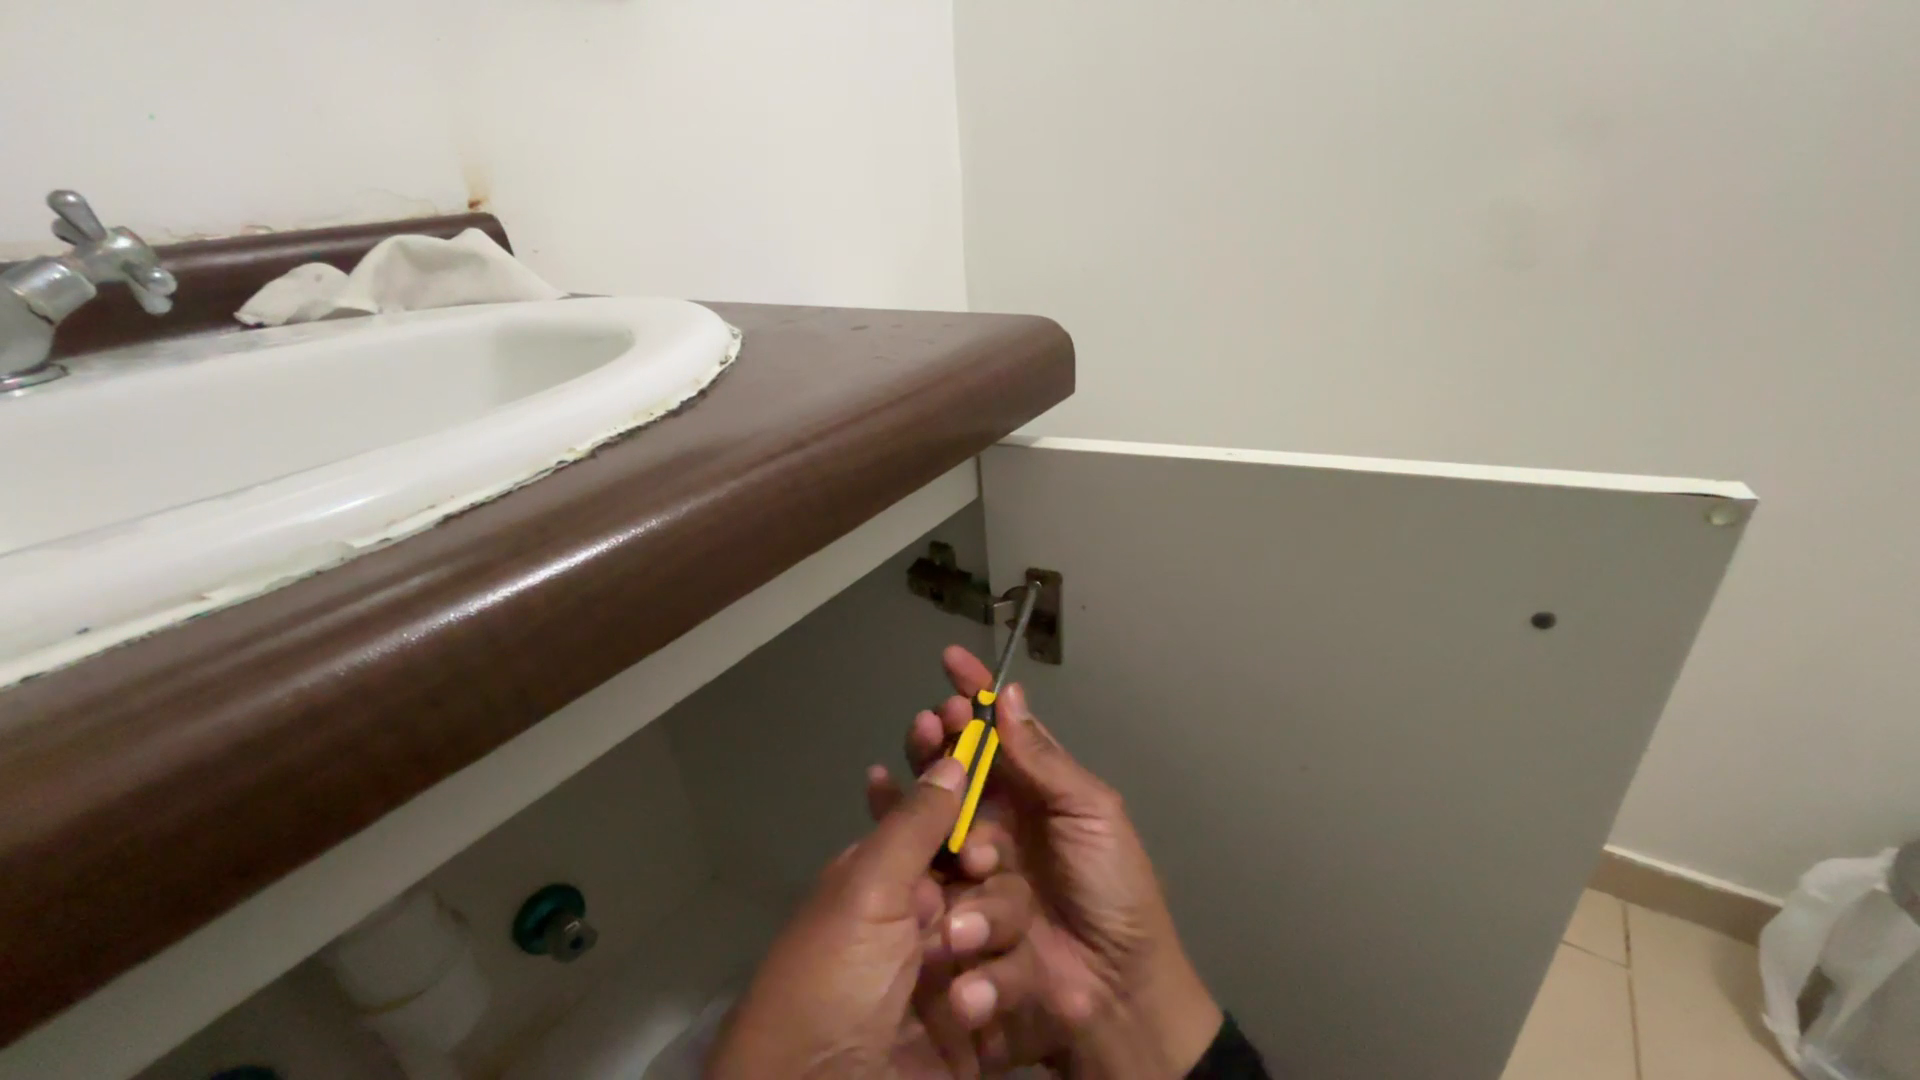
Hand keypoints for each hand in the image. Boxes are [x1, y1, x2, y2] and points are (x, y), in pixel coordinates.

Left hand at [706, 755, 1037, 1079]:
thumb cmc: (834, 975)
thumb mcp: (867, 889)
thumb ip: (916, 823)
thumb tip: (951, 756)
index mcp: (887, 873)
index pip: (942, 819)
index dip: (972, 796)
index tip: (1008, 788)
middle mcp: (921, 910)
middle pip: (986, 869)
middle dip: (987, 881)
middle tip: (973, 890)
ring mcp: (951, 963)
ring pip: (1007, 918)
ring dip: (988, 935)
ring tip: (952, 962)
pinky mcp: (975, 1014)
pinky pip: (1011, 979)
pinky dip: (997, 987)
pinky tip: (972, 1003)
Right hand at [884, 646, 1224, 1075]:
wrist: (1116, 990)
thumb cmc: (1114, 891)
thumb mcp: (1093, 814)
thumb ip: (1045, 760)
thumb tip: (1008, 695)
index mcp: (1034, 791)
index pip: (998, 731)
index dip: (974, 692)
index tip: (949, 659)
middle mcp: (997, 818)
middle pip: (954, 766)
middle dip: (939, 740)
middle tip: (931, 723)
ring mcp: (970, 862)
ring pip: (935, 814)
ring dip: (940, 798)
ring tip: (949, 800)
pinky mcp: (949, 902)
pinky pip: (919, 868)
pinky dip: (902, 840)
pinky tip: (885, 821)